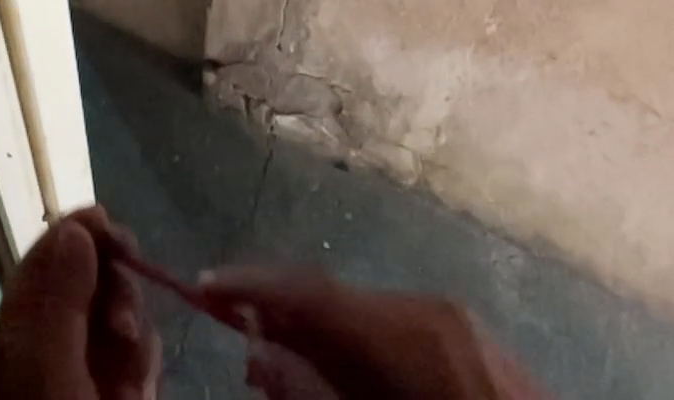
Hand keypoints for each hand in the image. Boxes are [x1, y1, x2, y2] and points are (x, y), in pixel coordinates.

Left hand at [0, 207, 161, 398]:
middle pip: (89, 277)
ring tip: (130, 378)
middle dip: (114, 289)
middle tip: (124, 324)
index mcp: (22, 323)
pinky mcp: (114, 381)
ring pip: (118, 309)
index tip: (103, 217)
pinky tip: (139, 389)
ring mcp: (85, 357)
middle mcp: (51, 333)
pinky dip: (142, 362)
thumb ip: (60, 300)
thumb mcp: (50, 365)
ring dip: (133, 331)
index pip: (45, 257)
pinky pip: (137, 349)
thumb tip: (74, 227)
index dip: (72, 230)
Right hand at [197, 269, 544, 399]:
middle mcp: (428, 307)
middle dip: (284, 322)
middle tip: (248, 353)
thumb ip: (311, 392)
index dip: (249, 283)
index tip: (201, 285)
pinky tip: (349, 379)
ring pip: (361, 313)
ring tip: (298, 374)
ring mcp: (456, 320)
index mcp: (407, 330)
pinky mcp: (473, 340)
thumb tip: (255, 349)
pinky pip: (394, 328)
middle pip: (331, 300)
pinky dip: (360, 348)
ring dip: (321, 339)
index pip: (309, 289)